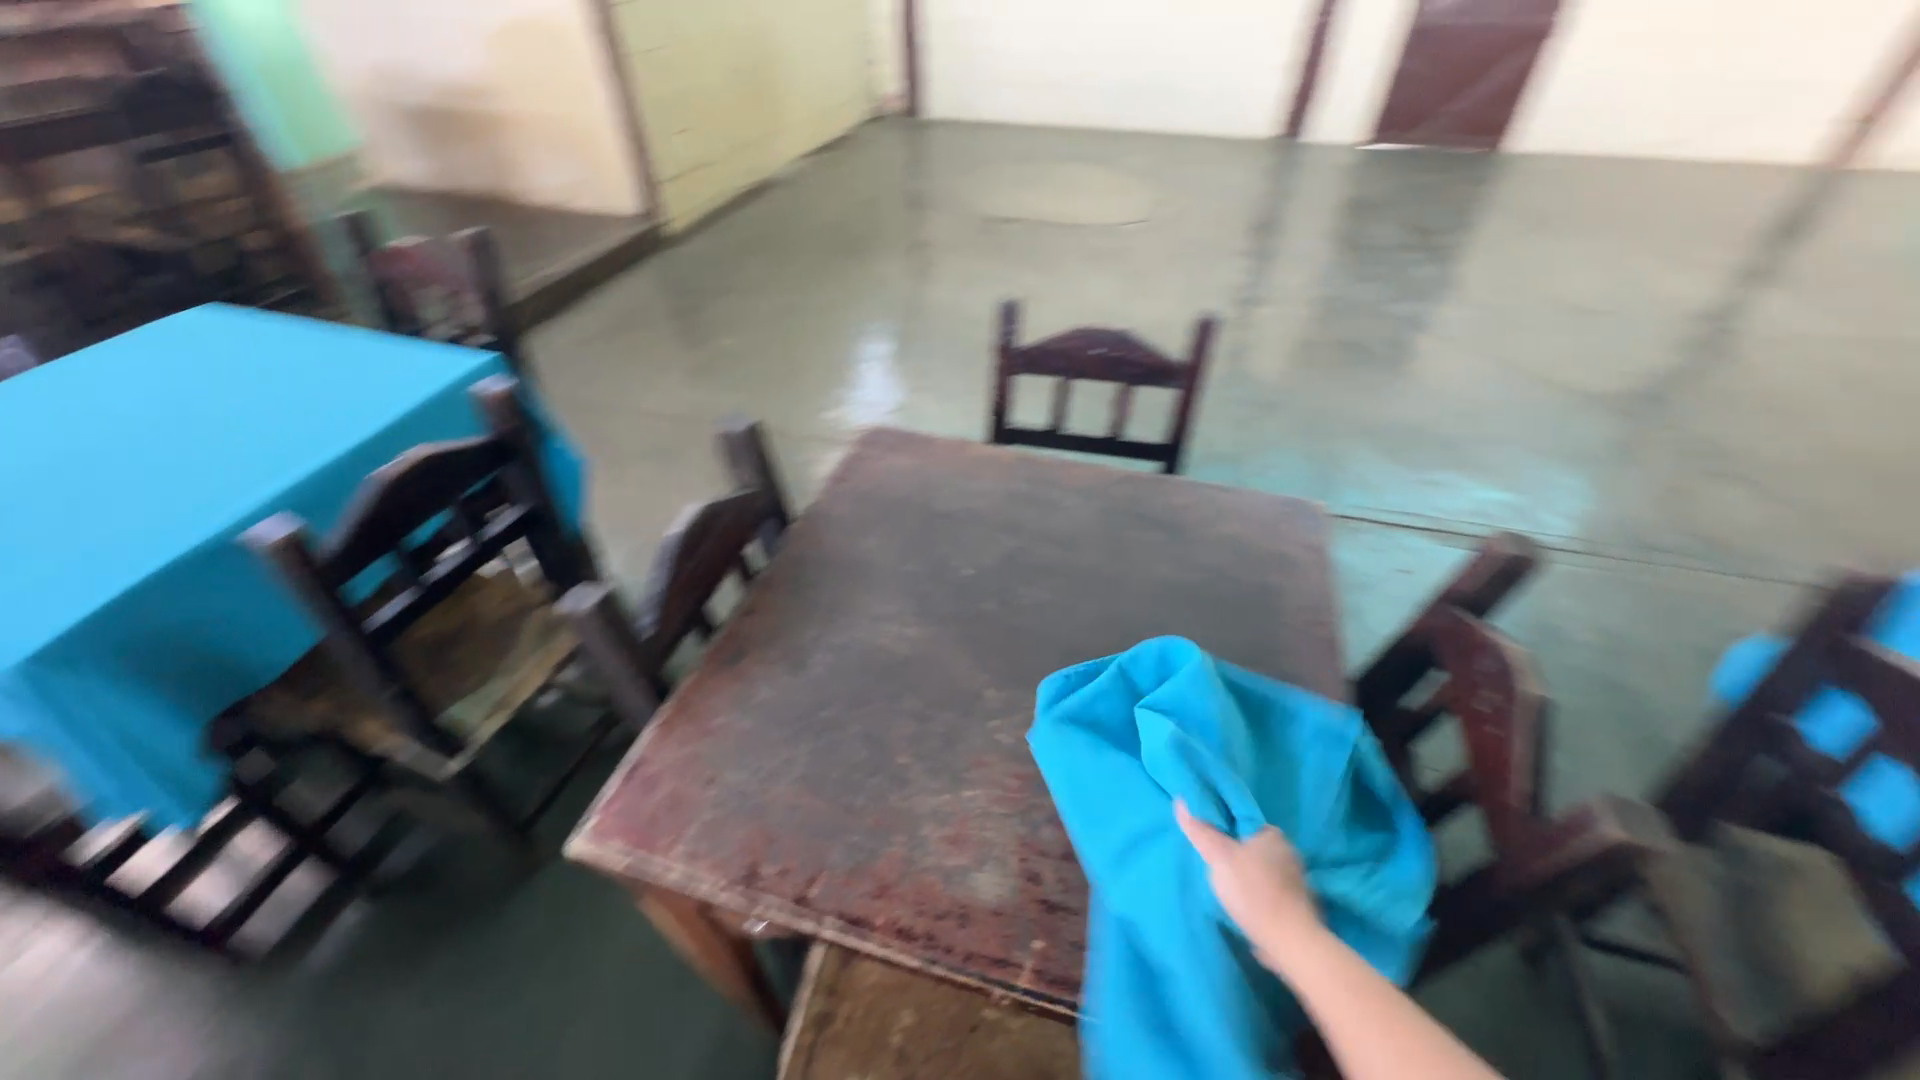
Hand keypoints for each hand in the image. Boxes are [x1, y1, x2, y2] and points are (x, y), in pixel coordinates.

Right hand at [1176, 800, 1321, 961]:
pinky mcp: (1294, 906)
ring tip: (1221, 887)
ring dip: (1243, 878)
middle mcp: (1288, 853)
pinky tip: (1240, 905)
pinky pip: (1266, 892)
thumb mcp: (1218, 856)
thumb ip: (1200, 831)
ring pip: (1259, 872)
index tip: (1205, 841)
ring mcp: (1294, 881)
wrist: (1288, 942)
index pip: (1242, 822)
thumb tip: (1179, 801)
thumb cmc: (1253, 891)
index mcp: (1273, 834)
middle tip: (1209, 865)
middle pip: (1250, 847)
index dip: (1222, 830)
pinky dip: (1254, 896)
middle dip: (1232, 855)